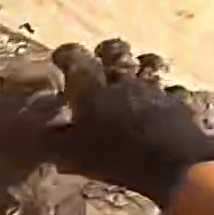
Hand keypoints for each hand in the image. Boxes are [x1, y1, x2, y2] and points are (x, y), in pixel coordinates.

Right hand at [48, 41, 213, 206]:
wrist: (173, 164)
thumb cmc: (113, 156)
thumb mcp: (68, 154)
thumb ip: (50, 139)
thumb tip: (36, 131)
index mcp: (91, 91)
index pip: (76, 61)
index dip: (66, 55)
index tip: (59, 55)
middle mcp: (123, 83)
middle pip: (117, 52)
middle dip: (105, 51)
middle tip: (97, 57)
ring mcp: (154, 90)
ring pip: (148, 64)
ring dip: (138, 64)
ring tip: (131, 72)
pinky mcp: (177, 103)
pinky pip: (169, 89)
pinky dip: (161, 91)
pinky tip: (156, 101)